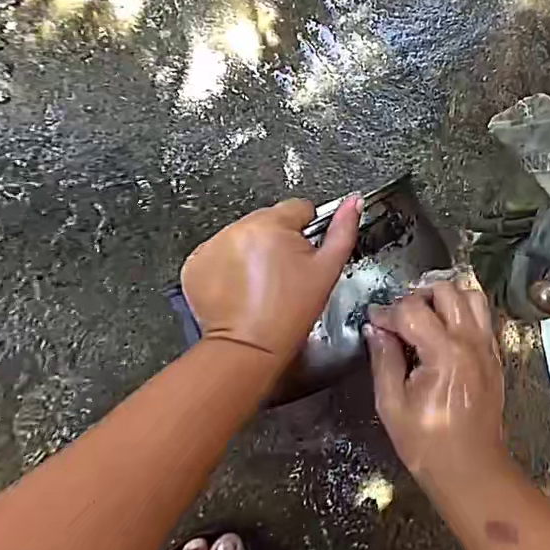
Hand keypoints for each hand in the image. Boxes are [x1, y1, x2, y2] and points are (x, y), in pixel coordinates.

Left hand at [181, 195, 360, 367]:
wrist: (250, 347)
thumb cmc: (289, 312)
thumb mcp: (327, 269)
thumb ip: (343, 230)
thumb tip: (353, 202)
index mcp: (271, 224)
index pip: (298, 209)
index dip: (307, 232)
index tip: (303, 258)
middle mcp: (237, 228)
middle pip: (269, 221)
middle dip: (278, 241)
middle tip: (284, 275)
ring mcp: (213, 245)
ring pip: (244, 236)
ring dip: (253, 252)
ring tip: (263, 283)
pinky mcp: (196, 264)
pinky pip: (220, 253)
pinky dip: (230, 266)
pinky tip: (242, 287)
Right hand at [367, 278, 509, 487]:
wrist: (471, 469)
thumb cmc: (428, 444)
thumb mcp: (391, 405)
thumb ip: (383, 360)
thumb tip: (375, 329)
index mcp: (445, 354)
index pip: (412, 310)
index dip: (387, 312)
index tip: (373, 321)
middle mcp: (471, 343)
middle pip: (446, 290)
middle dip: (416, 297)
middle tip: (399, 318)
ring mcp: (487, 347)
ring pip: (471, 296)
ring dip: (445, 298)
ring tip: (424, 317)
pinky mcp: (495, 355)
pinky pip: (483, 316)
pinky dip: (463, 312)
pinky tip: (444, 331)